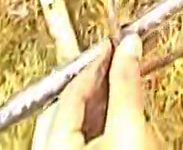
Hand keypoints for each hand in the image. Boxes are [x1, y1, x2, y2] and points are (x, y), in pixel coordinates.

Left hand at [39, 35, 160, 149]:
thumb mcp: (129, 129)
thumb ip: (127, 86)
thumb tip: (130, 44)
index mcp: (52, 144)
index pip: (72, 89)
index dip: (98, 62)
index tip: (117, 42)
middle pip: (68, 106)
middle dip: (96, 81)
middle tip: (121, 61)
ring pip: (73, 125)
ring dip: (100, 103)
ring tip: (126, 86)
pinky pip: (79, 142)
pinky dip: (99, 125)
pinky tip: (120, 119)